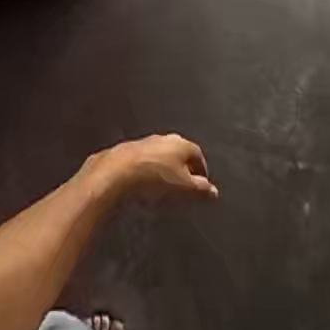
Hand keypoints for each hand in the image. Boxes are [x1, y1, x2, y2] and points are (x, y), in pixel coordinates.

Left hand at [84, 134, 217, 199]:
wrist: (116, 173)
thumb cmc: (153, 177)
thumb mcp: (185, 189)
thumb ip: (202, 190)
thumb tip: (212, 191)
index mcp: (180, 143)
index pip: (198, 155)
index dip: (201, 171)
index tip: (202, 185)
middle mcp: (163, 139)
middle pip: (179, 154)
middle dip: (183, 171)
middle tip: (185, 189)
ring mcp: (144, 143)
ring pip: (161, 157)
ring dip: (165, 171)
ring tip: (165, 191)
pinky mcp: (127, 151)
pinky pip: (144, 162)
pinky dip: (148, 173)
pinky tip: (145, 187)